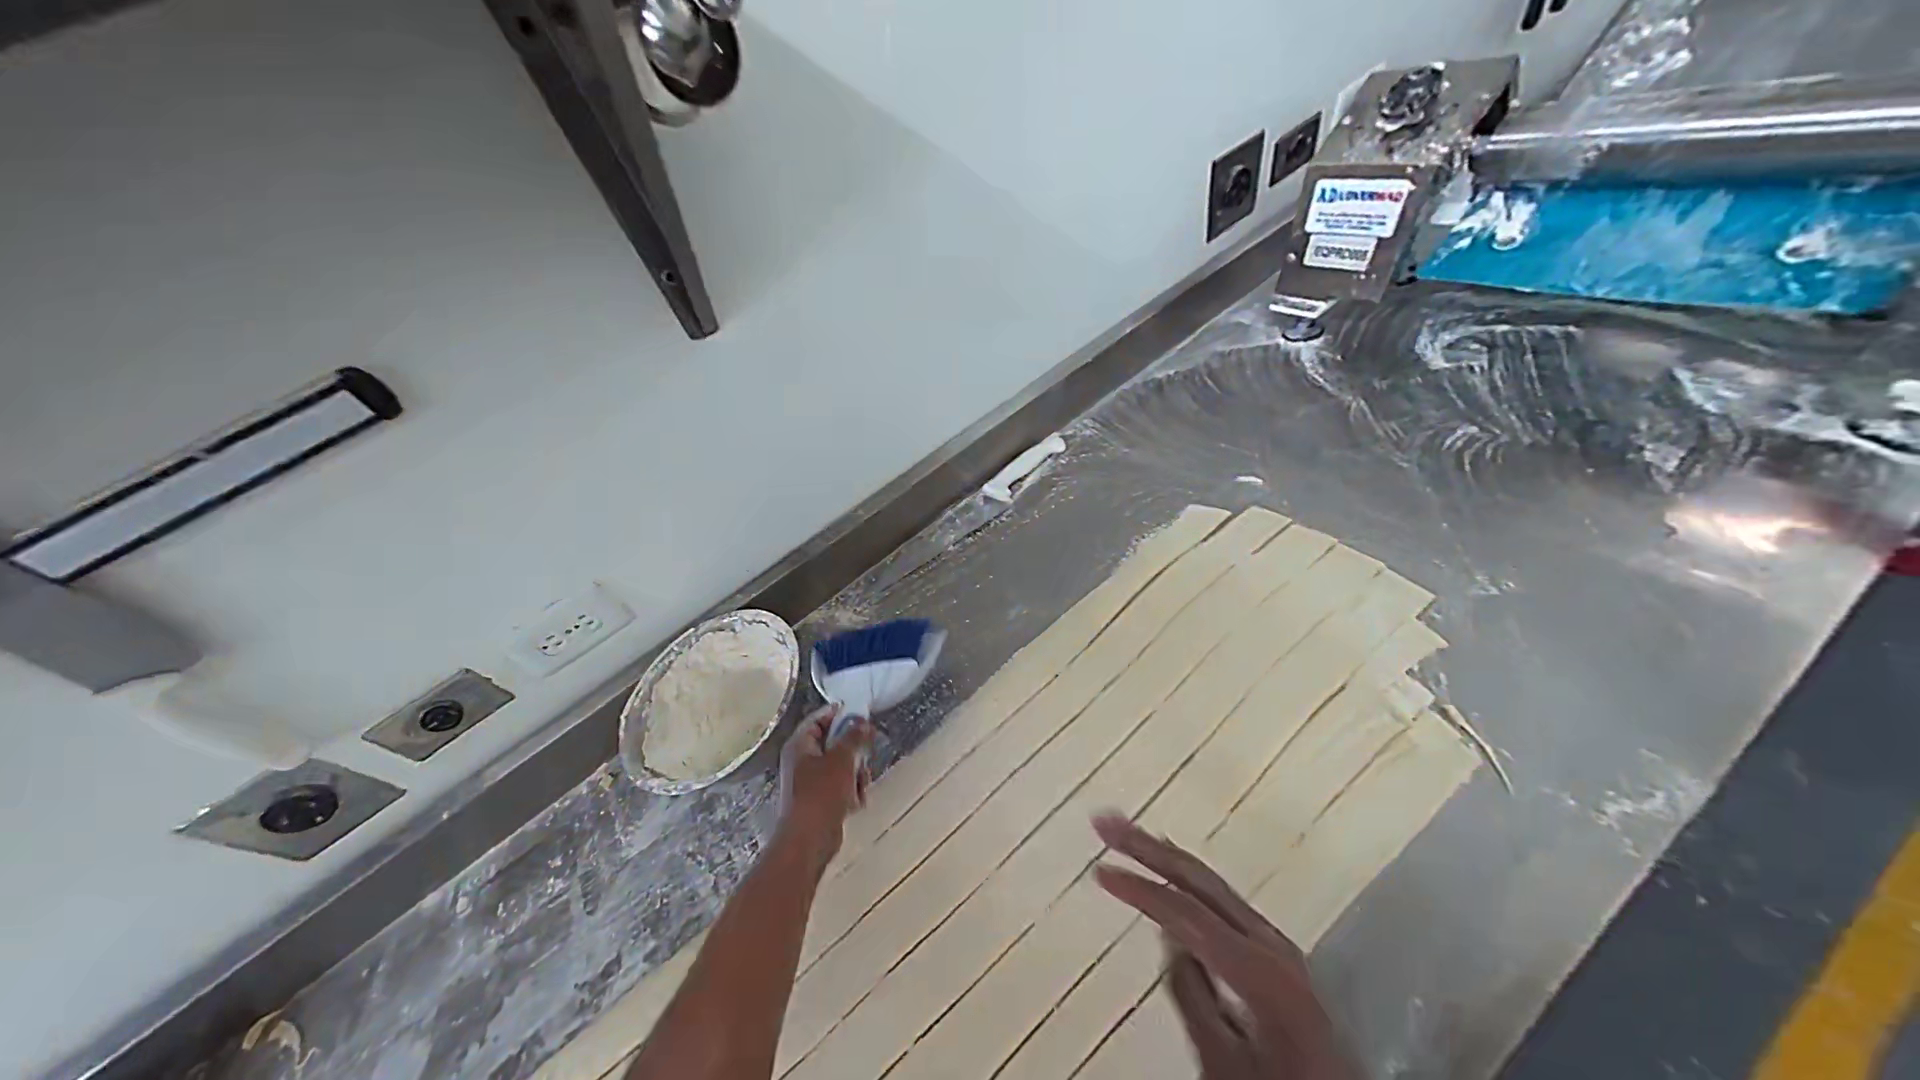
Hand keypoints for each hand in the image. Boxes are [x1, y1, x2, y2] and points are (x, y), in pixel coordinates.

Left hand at [773, 706, 872, 877]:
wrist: (809, 839)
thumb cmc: (822, 792)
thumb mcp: (841, 759)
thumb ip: (854, 736)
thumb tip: (863, 721)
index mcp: (799, 745)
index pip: (818, 719)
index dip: (839, 714)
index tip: (860, 716)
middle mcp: (801, 761)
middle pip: (832, 743)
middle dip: (853, 750)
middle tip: (866, 754)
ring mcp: (810, 782)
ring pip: (840, 766)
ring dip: (855, 772)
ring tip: (860, 784)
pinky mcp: (819, 800)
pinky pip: (840, 786)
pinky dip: (850, 791)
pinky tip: (856, 802)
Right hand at [1091, 814, 1357, 1079]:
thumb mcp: (1224, 1063)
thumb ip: (1194, 998)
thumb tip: (1170, 942)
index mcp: (1256, 965)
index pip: (1184, 911)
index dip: (1138, 888)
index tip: (1100, 871)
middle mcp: (1269, 942)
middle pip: (1199, 879)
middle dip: (1148, 846)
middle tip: (1107, 823)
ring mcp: (1277, 944)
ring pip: (1212, 883)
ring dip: (1167, 855)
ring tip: (1131, 835)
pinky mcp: (1277, 954)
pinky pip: (1223, 901)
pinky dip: (1189, 877)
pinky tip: (1172, 873)